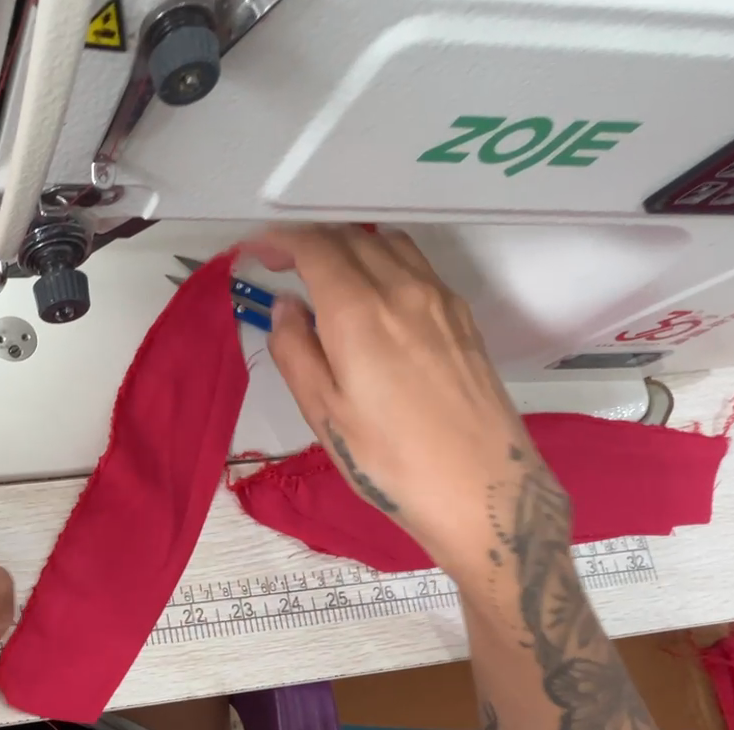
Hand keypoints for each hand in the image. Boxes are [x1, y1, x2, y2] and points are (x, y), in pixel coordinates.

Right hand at [242, 225, 567, 574]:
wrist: (478, 487)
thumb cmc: (386, 458)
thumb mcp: (322, 412)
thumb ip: (295, 350)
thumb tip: (287, 306)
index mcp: (360, 313)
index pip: (317, 248)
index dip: (281, 240)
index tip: (255, 250)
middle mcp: (404, 291)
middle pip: (353, 237)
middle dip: (309, 239)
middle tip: (278, 262)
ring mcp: (440, 300)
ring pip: (388, 243)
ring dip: (348, 245)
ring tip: (320, 273)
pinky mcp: (461, 318)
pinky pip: (415, 265)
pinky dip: (380, 260)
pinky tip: (367, 293)